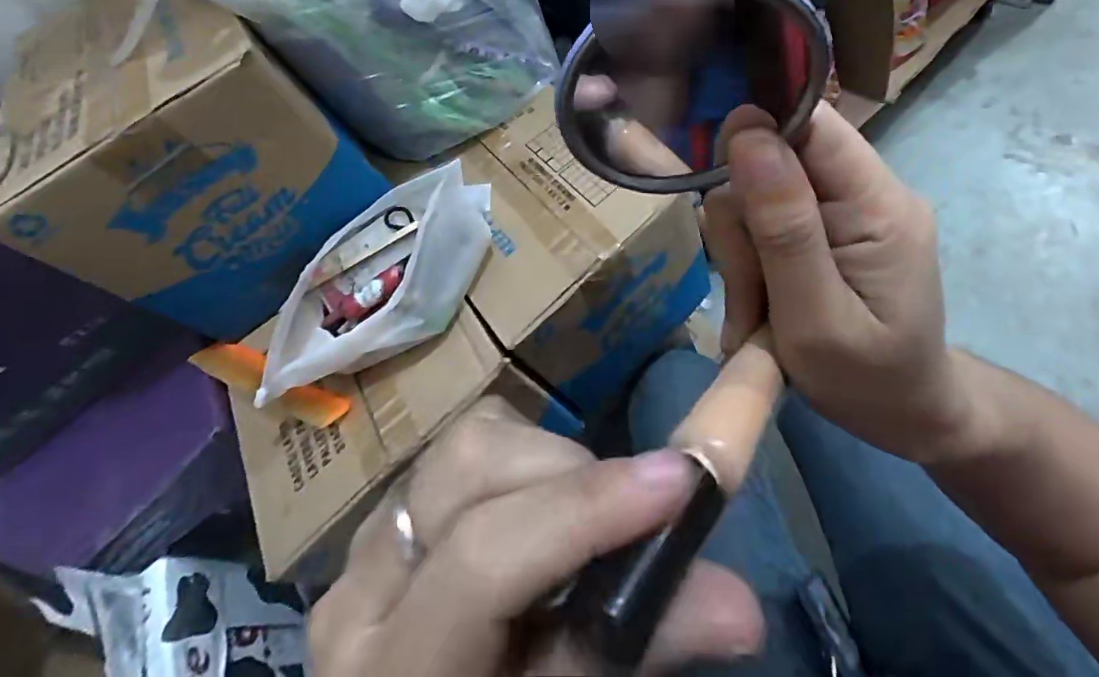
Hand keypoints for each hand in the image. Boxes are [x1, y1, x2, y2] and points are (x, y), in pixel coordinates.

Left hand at [309, 398, 762, 675]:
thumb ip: (625, 653)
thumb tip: (736, 599)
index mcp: (400, 665)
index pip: (483, 556)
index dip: (586, 509)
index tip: (683, 479)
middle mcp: (362, 582)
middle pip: (466, 465)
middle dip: (572, 472)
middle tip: (644, 510)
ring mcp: (363, 541)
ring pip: (459, 443)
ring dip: (547, 460)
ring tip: (596, 516)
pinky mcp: (380, 519)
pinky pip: (453, 456)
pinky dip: (518, 464)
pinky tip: (545, 511)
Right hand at [704, 102, 976, 463]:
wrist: (908, 418)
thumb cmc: (871, 381)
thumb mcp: (816, 317)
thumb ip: (782, 227)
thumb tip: (746, 133)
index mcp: (877, 203)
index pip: (809, 122)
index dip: (752, 133)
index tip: (719, 184)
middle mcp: (860, 190)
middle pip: (764, 163)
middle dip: (740, 226)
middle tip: (752, 293)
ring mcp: (837, 208)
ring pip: (747, 195)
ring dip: (738, 253)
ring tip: (759, 311)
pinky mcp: (816, 227)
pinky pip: (754, 219)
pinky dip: (744, 261)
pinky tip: (760, 302)